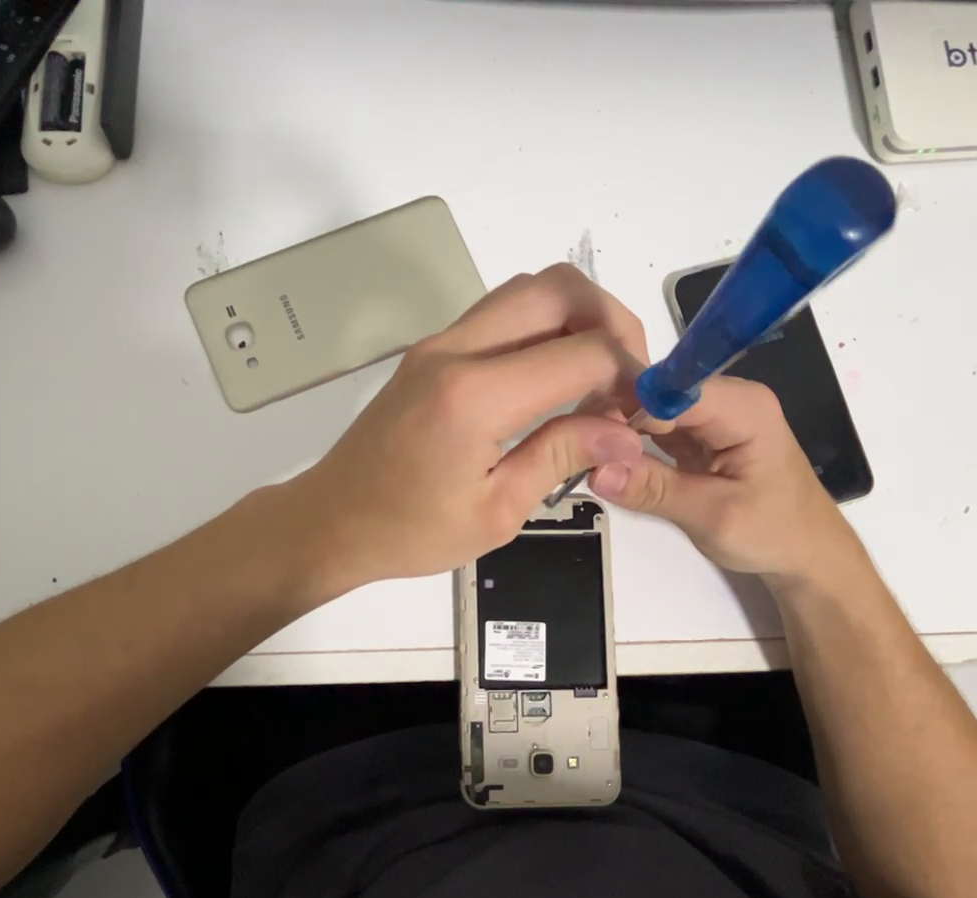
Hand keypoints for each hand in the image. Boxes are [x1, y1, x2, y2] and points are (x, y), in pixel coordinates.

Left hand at [286, 264, 650, 589]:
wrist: (332, 520)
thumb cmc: (409, 531)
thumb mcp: (497, 511)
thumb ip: (561, 456)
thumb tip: (625, 432)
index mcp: (474, 397)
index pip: (583, 352)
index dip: (630, 374)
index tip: (645, 410)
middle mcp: (455, 351)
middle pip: (557, 288)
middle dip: (612, 322)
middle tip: (628, 377)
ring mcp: (439, 344)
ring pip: (527, 290)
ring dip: (577, 317)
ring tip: (596, 377)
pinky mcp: (432, 351)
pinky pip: (500, 314)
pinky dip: (543, 328)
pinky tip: (554, 378)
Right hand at [587, 376, 862, 585]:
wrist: (807, 555)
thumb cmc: (775, 534)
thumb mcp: (713, 516)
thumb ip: (655, 489)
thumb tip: (596, 470)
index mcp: (743, 407)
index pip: (669, 388)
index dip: (624, 405)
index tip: (583, 436)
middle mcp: (728, 399)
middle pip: (656, 391)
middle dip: (615, 416)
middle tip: (575, 450)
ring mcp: (713, 416)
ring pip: (650, 409)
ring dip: (617, 430)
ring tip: (582, 454)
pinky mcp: (700, 435)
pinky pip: (656, 428)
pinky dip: (630, 443)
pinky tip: (604, 458)